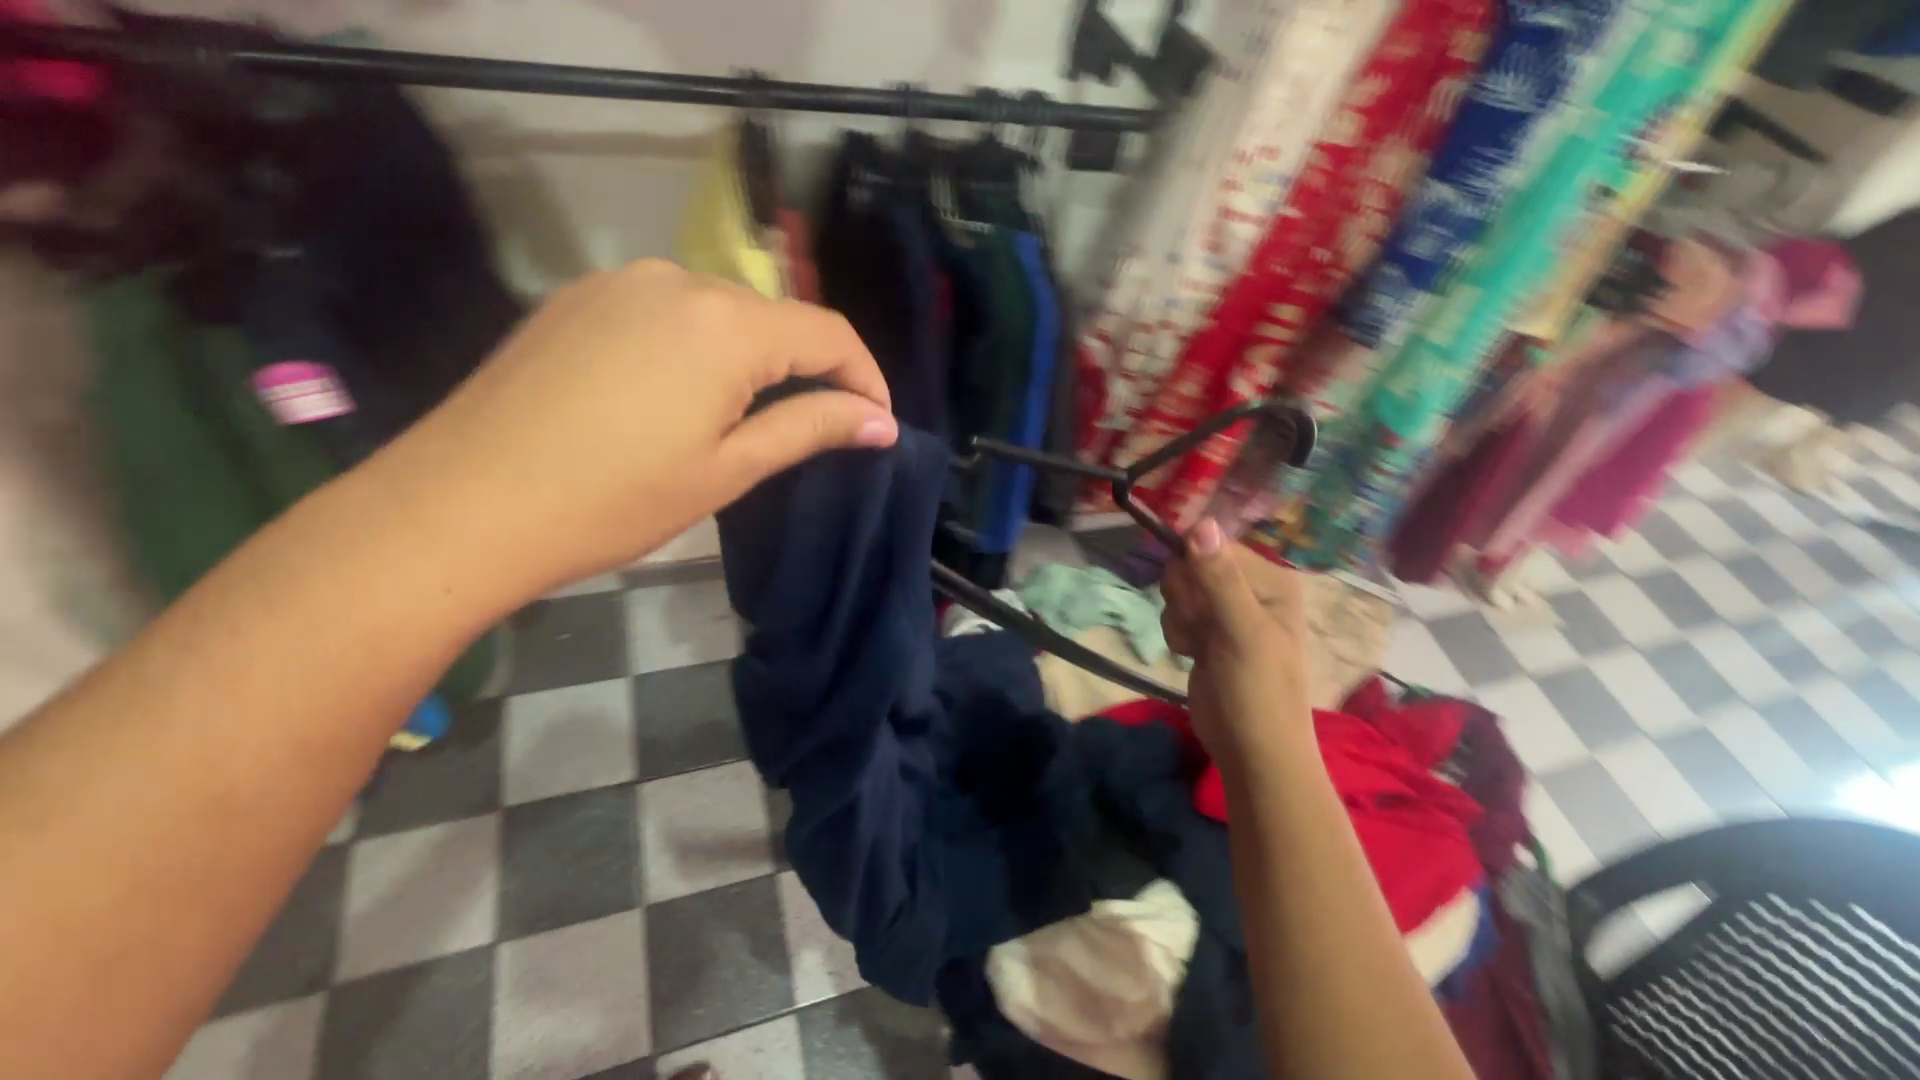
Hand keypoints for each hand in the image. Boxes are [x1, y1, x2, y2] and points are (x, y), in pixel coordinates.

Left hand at [376, 259, 897, 595]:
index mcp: (725, 323)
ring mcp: (618, 282)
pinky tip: (668, 400)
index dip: (864, 377)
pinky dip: (690, 349)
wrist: (463, 504)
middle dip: (804, 370)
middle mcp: (677, 279)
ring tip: (733, 422)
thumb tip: (881, 421)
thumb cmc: (614, 500)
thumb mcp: (727, 470)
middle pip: (771, 318)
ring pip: (716, 312)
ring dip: (746, 359)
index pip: (828, 332)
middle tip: (808, 433)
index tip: (876, 424)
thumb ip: (810, 430)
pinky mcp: (576, 298)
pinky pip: (662, 313)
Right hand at [1160, 520, 1313, 766]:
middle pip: (1191, 565)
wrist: (1252, 752)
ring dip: (1180, 620)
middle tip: (1203, 630)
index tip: (1198, 604)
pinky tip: (1193, 656)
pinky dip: (1178, 635)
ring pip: (1179, 591)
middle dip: (1186, 599)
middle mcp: (1251, 590)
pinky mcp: (1208, 634)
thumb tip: (1201, 521)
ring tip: (1201, 648)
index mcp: (1271, 581)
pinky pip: (1177, 614)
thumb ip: (1220, 578)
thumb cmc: (1257, 693)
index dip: (1194, 571)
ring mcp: (1228, 613)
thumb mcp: (1241, 633)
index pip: (1213, 546)